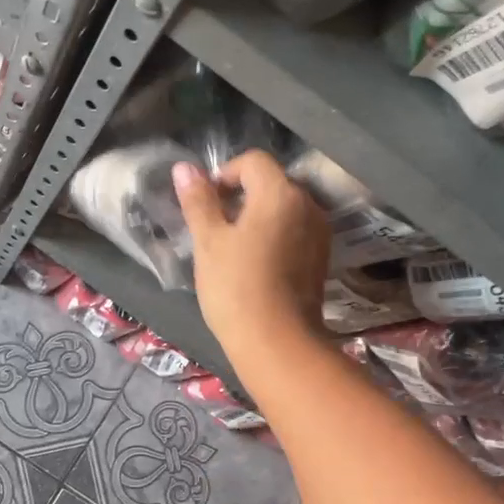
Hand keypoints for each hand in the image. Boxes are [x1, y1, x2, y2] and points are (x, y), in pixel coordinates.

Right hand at [173, 151, 330, 355]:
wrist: (275, 341)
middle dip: (240, 197)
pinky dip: (272, 238)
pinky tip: (254, 266)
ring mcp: (318, 232)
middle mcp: (307, 204)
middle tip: (213, 229)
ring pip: (282, 210)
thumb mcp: (208, 243)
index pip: (252, 162)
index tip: (204, 204)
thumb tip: (184, 168)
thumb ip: (198, 202)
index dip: (224, 175)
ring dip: (256, 219)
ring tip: (232, 250)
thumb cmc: (235, 287)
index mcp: (279, 193)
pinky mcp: (320, 258)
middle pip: (271, 184)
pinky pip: (293, 233)